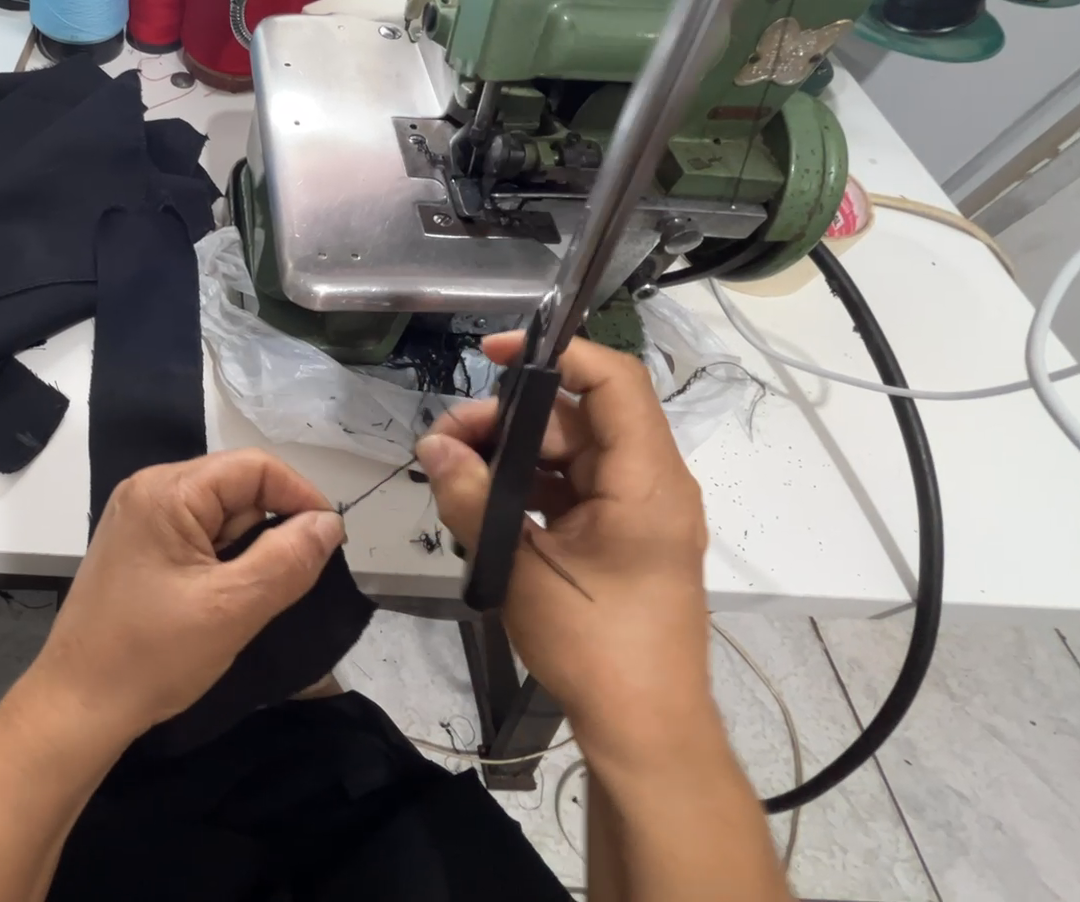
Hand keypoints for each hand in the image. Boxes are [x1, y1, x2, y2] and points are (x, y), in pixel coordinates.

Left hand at [24, 449, 345, 742]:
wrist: (77, 705)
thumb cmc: (151, 655)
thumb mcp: (232, 607)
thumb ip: (288, 559)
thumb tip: (330, 522)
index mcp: (166, 490)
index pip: (254, 467)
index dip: (299, 497)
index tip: (329, 543)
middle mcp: (148, 491)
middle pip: (235, 487)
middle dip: (270, 528)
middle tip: (283, 583)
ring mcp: (140, 518)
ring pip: (220, 515)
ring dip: (247, 550)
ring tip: (246, 599)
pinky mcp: (139, 547)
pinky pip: (197, 536)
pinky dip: (223, 562)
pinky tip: (220, 599)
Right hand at [416, 332, 714, 758]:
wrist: (643, 726)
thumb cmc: (594, 645)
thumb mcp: (520, 567)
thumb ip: (472, 498)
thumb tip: (432, 445)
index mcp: (646, 482)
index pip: (613, 382)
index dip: (556, 353)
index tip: (490, 354)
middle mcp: (647, 483)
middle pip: (574, 418)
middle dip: (505, 420)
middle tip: (443, 445)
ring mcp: (631, 510)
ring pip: (563, 452)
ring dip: (506, 455)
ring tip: (451, 475)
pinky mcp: (613, 533)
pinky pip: (564, 486)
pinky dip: (520, 485)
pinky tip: (478, 502)